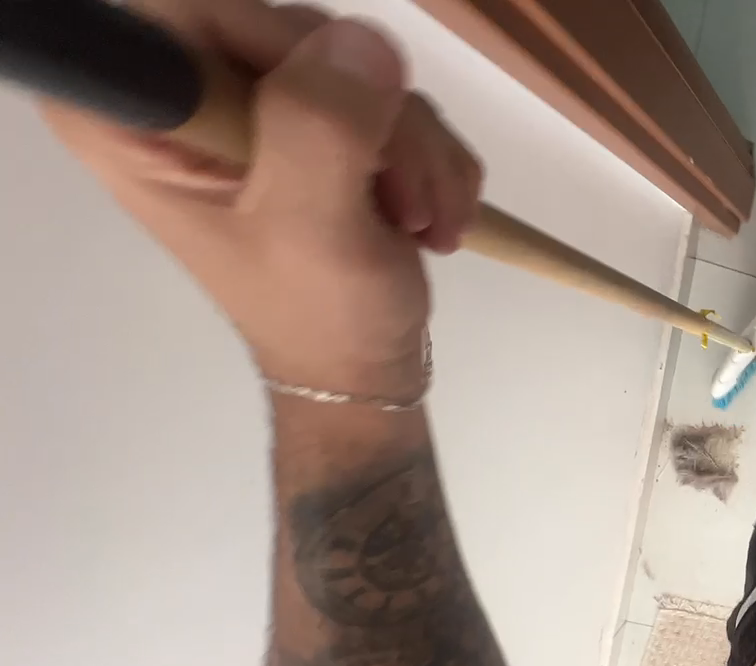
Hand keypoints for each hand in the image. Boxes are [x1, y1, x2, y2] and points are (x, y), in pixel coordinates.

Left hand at [41, 0, 483, 398]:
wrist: (368, 366)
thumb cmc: (325, 316)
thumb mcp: (317, 230)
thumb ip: (323, 131)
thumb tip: (369, 43)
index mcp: (141, 109)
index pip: (204, 10)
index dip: (296, 60)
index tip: (363, 148)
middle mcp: (196, 94)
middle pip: (303, 41)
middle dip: (387, 127)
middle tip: (414, 209)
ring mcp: (270, 112)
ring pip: (367, 77)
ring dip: (425, 159)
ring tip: (431, 228)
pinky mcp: (329, 132)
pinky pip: (400, 109)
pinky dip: (438, 166)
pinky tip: (437, 217)